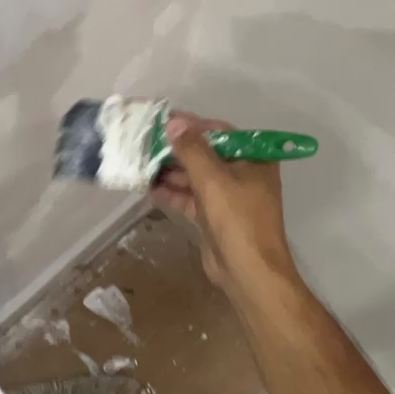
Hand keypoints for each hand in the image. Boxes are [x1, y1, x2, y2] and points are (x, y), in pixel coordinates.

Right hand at [150, 111, 301, 296]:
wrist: (248, 272)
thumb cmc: (237, 219)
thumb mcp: (213, 179)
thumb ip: (192, 149)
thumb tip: (174, 123)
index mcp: (252, 159)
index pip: (219, 132)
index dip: (191, 125)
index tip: (162, 121)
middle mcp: (243, 173)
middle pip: (205, 154)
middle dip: (176, 150)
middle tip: (145, 143)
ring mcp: (228, 196)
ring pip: (195, 176)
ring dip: (170, 171)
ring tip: (141, 164)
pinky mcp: (214, 216)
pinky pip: (190, 197)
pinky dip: (172, 193)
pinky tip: (149, 189)